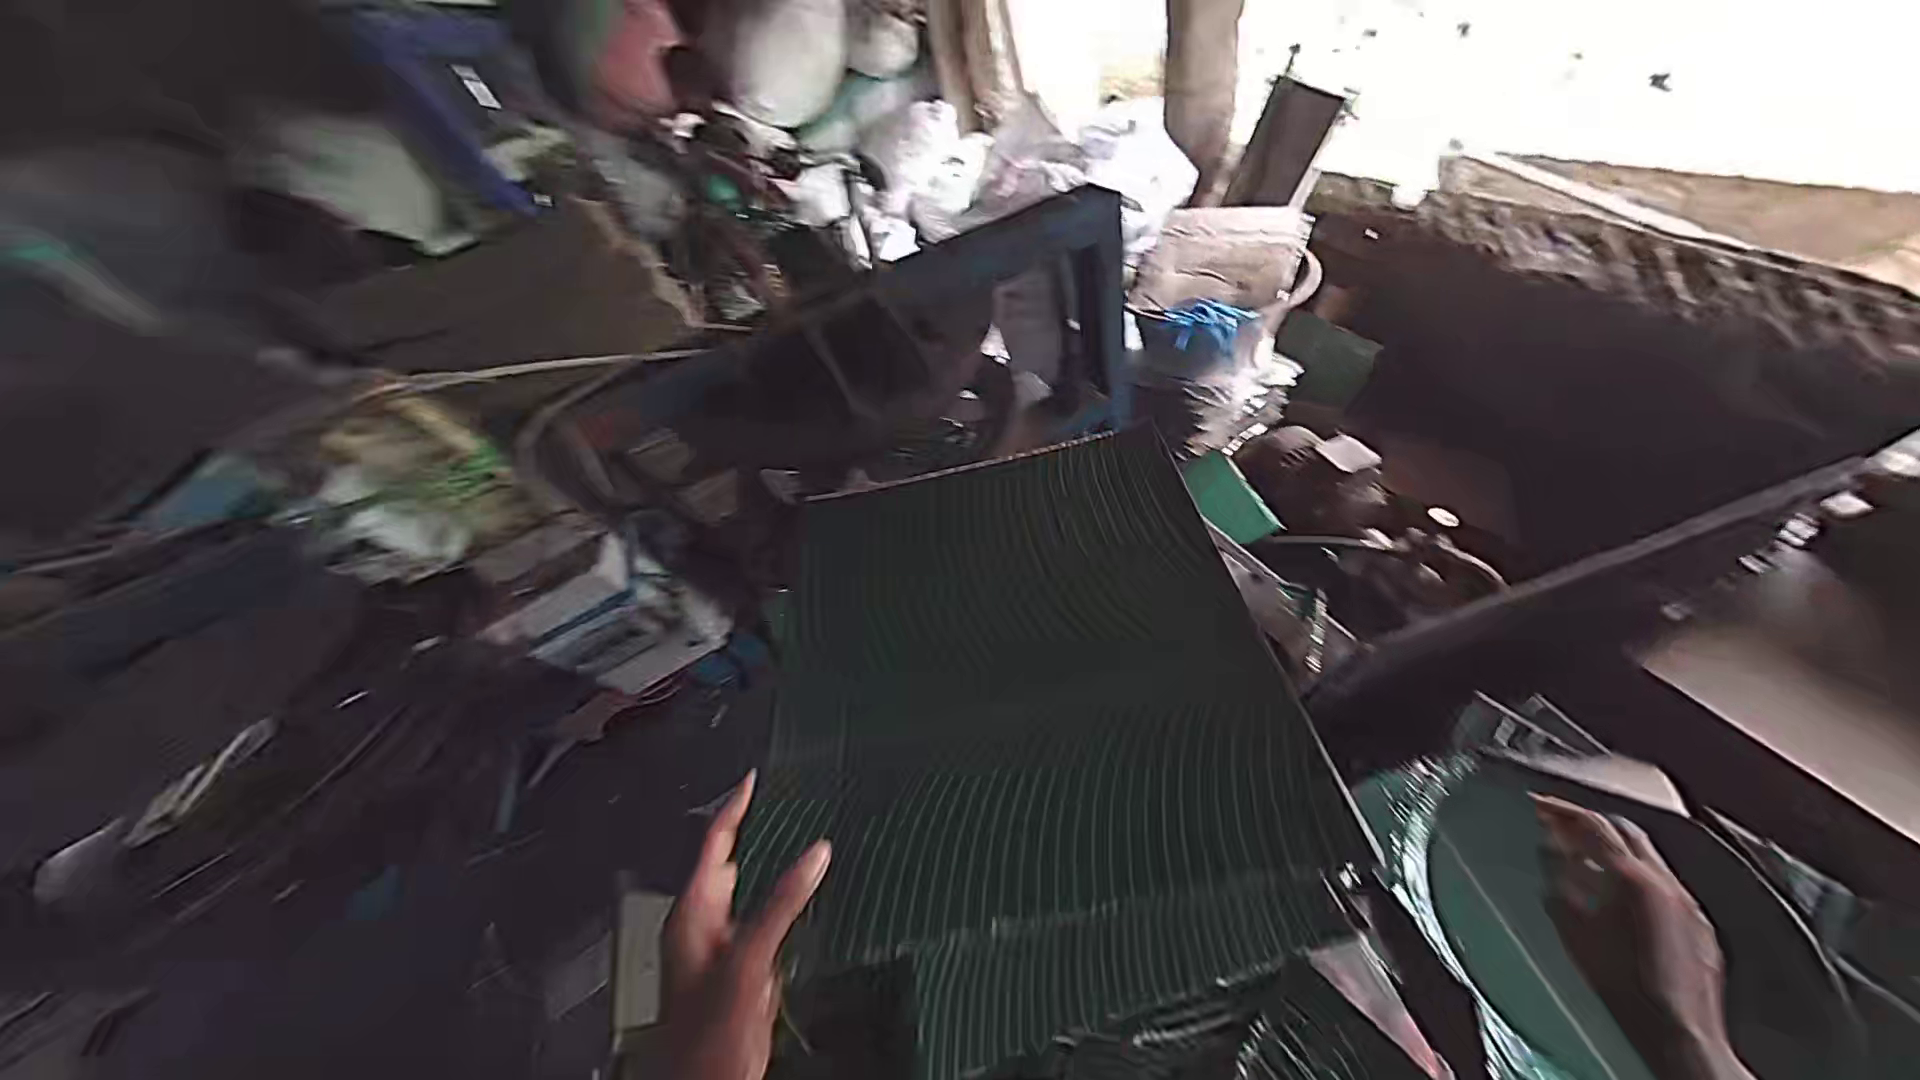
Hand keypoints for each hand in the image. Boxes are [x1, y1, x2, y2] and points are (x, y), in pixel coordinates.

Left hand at [659, 770, 831, 1079]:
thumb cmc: (707, 1039)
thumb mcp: (750, 959)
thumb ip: (783, 902)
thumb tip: (816, 852)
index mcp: (693, 912)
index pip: (714, 840)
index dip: (734, 804)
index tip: (753, 777)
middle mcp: (704, 921)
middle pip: (733, 858)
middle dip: (758, 827)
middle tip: (785, 797)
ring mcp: (722, 942)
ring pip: (752, 885)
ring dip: (775, 861)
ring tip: (801, 831)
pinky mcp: (742, 960)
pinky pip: (766, 913)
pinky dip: (785, 894)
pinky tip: (805, 889)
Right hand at [1532, 794, 1753, 1079]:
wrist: (1674, 1031)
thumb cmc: (1615, 977)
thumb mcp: (1567, 916)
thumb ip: (1558, 871)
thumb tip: (1551, 843)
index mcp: (1632, 877)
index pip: (1593, 823)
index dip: (1560, 808)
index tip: (1537, 803)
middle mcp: (1666, 883)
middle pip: (1626, 830)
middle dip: (1588, 821)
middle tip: (1556, 820)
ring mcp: (1688, 904)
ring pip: (1645, 853)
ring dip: (1609, 844)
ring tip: (1578, 851)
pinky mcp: (1699, 925)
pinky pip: (1660, 880)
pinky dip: (1630, 869)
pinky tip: (1610, 886)